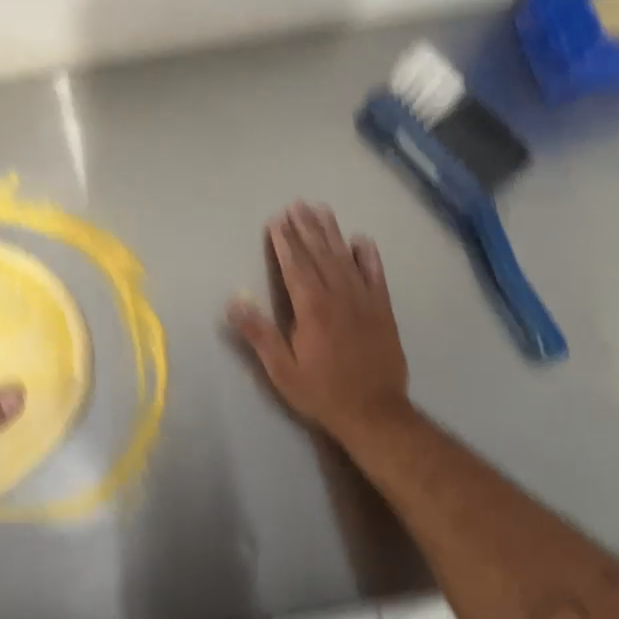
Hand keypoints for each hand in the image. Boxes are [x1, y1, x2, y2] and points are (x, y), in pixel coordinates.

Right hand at [227, 202, 409, 444]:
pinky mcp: (383, 311)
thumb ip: (260, 334)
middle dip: (306, 228)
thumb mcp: (282, 370)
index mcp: (312, 309)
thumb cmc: (322, 392)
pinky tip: (362, 240)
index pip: (295, 267)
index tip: (277, 221)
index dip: (285, 242)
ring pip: (345, 259)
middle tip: (297, 205)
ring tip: (322, 210)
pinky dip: (368, 257)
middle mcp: (339, 296)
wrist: (375, 413)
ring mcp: (364, 301)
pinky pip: (375, 276)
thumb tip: (234, 301)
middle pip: (319, 255)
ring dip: (332, 233)